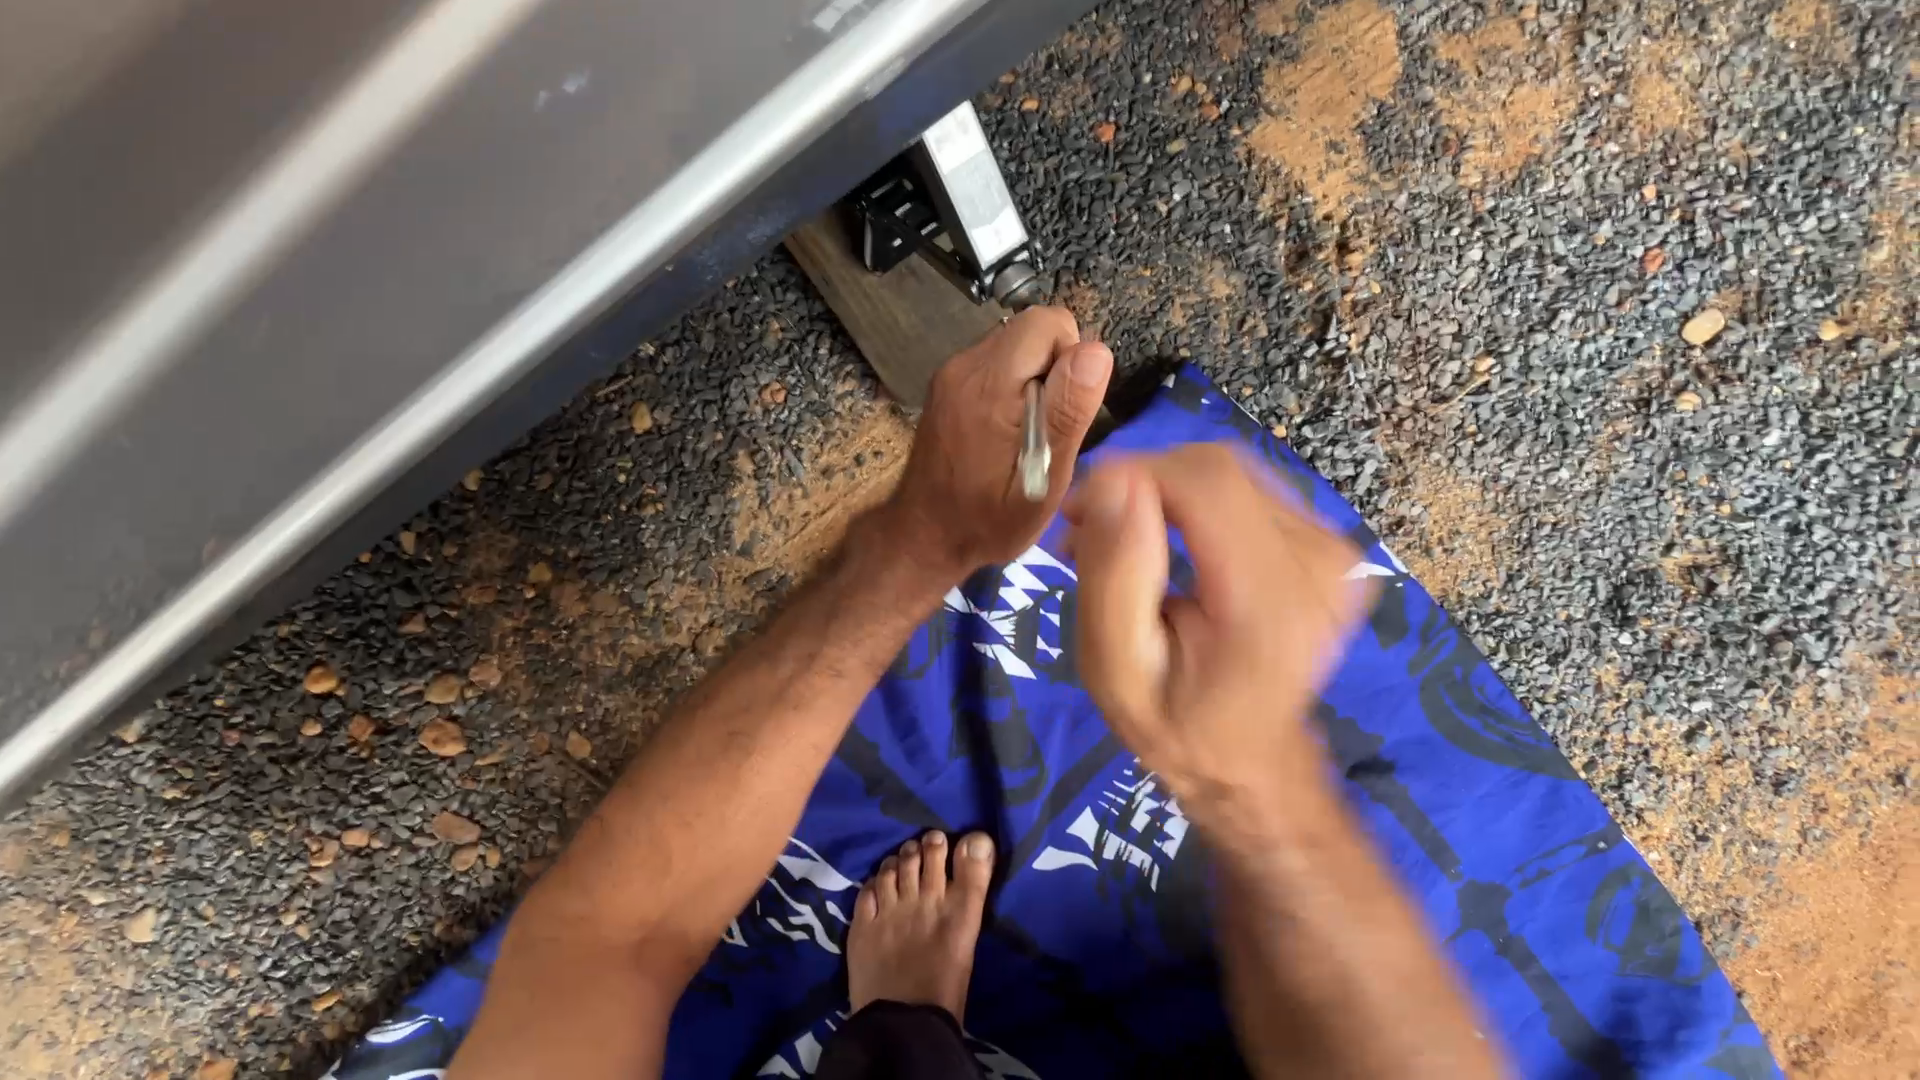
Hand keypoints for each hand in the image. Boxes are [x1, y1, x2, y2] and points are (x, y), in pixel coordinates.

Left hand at [877, 307, 1112, 577]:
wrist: (924, 536)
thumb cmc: (987, 520)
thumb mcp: (1042, 479)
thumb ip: (1067, 413)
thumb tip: (1096, 350)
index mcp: (989, 384)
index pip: (1048, 322)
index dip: (1072, 359)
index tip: (1064, 411)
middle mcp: (964, 366)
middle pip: (1031, 330)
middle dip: (1055, 369)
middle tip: (1046, 429)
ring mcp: (950, 373)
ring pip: (1014, 347)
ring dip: (1033, 380)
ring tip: (1024, 436)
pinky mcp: (946, 385)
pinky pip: (994, 365)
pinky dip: (1010, 389)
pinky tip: (1003, 434)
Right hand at [1066, 445, 1374, 827]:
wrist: (1248, 758)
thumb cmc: (1174, 724)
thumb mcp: (1116, 669)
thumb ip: (1115, 574)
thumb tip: (1111, 480)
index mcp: (1270, 602)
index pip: (1204, 483)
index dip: (1131, 476)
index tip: (1077, 515)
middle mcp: (1318, 563)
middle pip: (1216, 468)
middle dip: (1140, 481)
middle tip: (1088, 530)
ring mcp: (1333, 550)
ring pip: (1228, 471)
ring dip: (1162, 489)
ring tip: (1121, 540)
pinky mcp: (1327, 543)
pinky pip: (1246, 488)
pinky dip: (1193, 500)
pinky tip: (1166, 537)